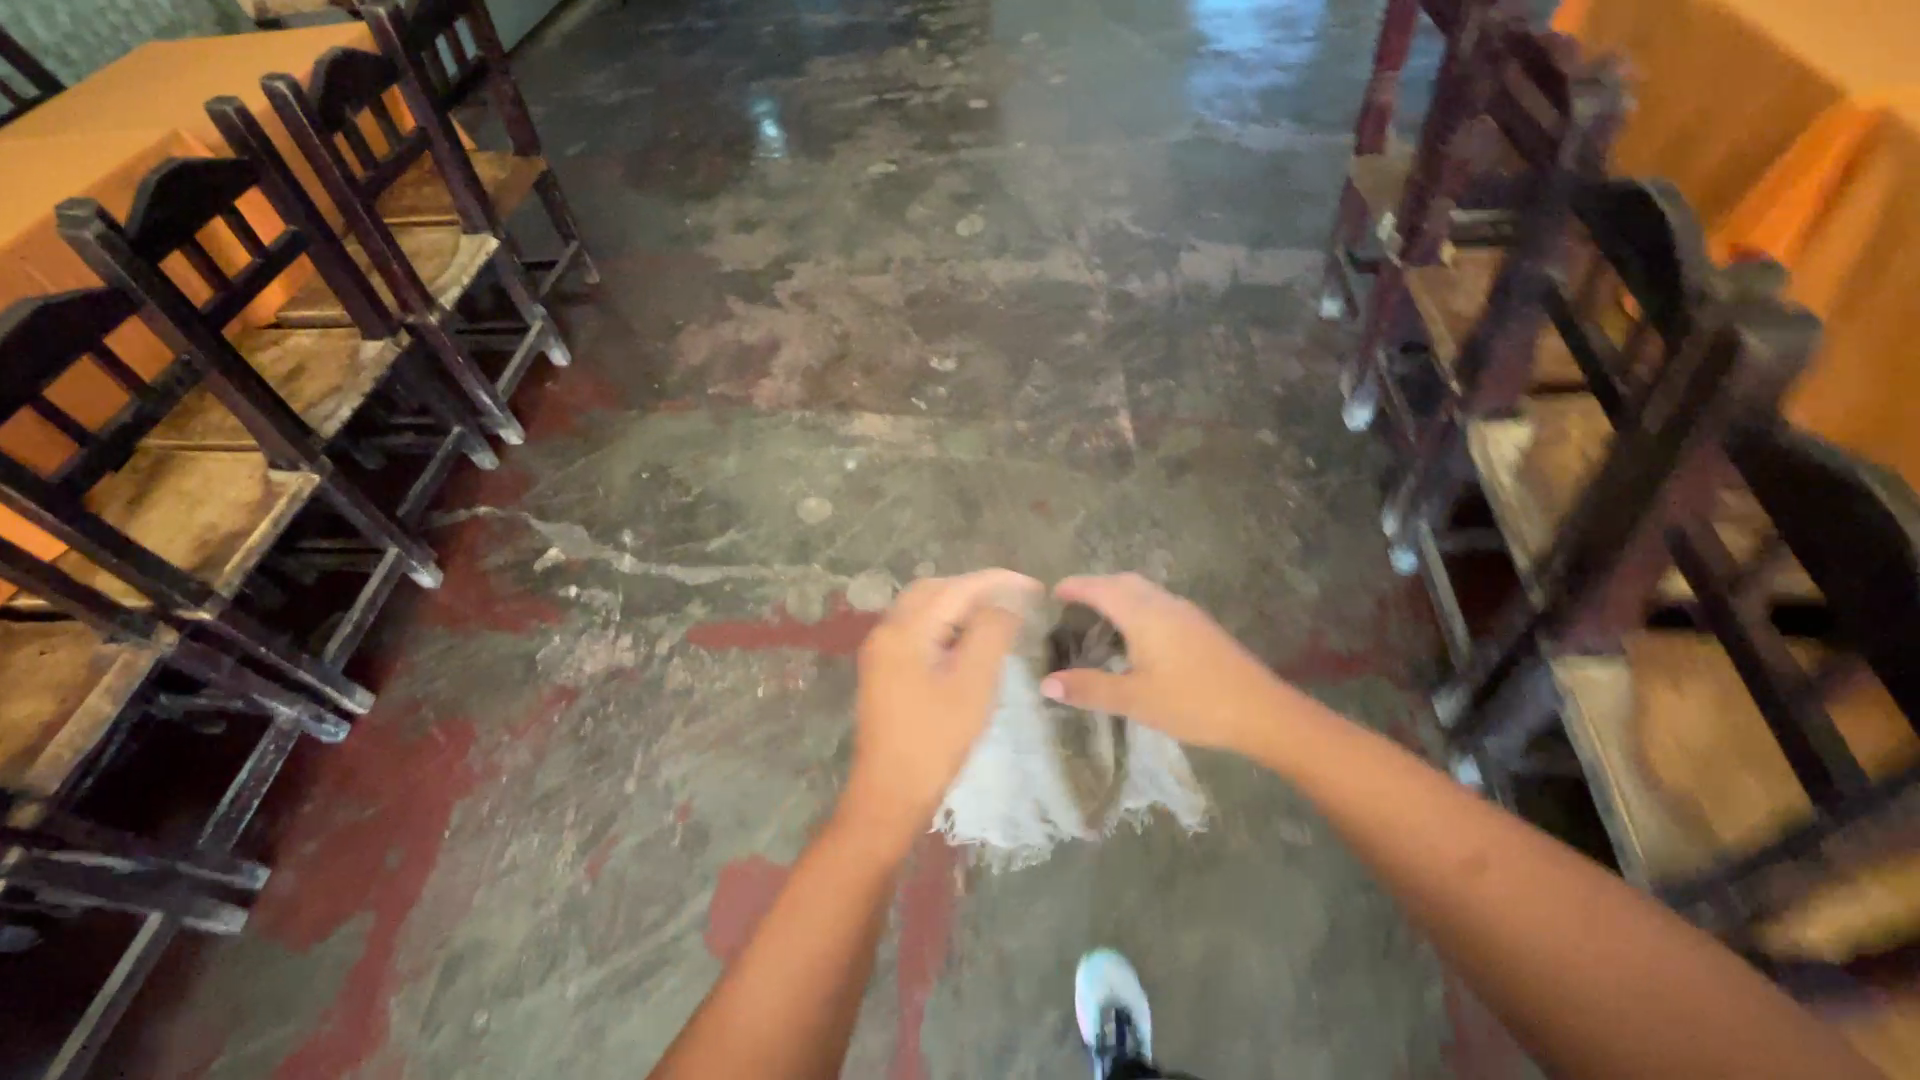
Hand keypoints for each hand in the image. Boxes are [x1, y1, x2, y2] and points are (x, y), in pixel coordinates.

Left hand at [840, 569, 1041, 847]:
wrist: (891, 792)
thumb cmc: (935, 739)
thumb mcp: (973, 684)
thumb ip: (990, 634)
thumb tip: (1004, 605)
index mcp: (905, 630)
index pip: (956, 588)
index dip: (998, 582)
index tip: (1035, 586)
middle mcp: (886, 631)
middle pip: (934, 590)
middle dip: (976, 588)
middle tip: (1015, 599)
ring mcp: (881, 652)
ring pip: (923, 609)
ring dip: (960, 605)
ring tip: (998, 616)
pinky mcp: (883, 671)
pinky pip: (917, 630)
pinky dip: (946, 624)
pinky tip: (969, 642)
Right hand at [1040, 573, 1286, 750]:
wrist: (1260, 711)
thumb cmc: (1193, 702)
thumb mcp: (1135, 700)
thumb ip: (1090, 689)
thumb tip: (1046, 683)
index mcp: (1144, 614)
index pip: (1100, 588)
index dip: (1075, 587)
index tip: (1052, 593)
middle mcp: (1164, 604)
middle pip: (1123, 582)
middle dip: (1095, 586)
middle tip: (1072, 606)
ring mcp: (1186, 614)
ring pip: (1144, 591)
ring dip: (1118, 595)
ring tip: (1098, 620)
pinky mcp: (1201, 627)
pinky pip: (1159, 603)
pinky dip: (1137, 607)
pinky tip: (1136, 637)